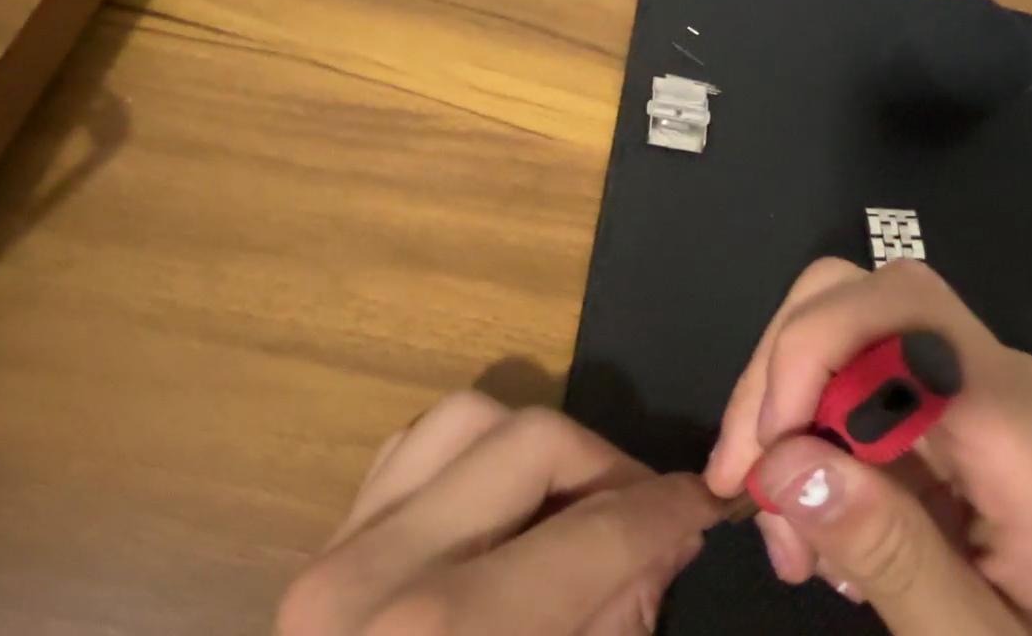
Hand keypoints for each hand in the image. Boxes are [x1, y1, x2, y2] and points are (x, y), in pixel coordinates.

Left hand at [281, 391, 720, 634]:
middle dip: (609, 466)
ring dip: (536, 447)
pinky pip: (414, 446)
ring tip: (572, 501)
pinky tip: (503, 500)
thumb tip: (665, 533)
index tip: (707, 502)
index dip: (670, 509)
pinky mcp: (325, 545)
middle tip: (643, 512)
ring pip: (467, 418)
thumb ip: (622, 613)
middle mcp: (381, 578)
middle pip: (532, 439)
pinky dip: (473, 453)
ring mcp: (338, 552)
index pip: (596, 533)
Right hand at [704, 258, 1031, 635]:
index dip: (809, 349)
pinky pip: (853, 381)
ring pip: (840, 334)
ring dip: (783, 415)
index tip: (762, 457)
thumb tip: (785, 462)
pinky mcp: (950, 405)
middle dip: (777, 380)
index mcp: (1020, 425)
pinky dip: (808, 436)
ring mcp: (973, 383)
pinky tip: (813, 524)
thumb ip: (893, 558)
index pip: (898, 307)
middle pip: (854, 301)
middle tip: (743, 487)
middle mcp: (996, 376)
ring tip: (785, 537)